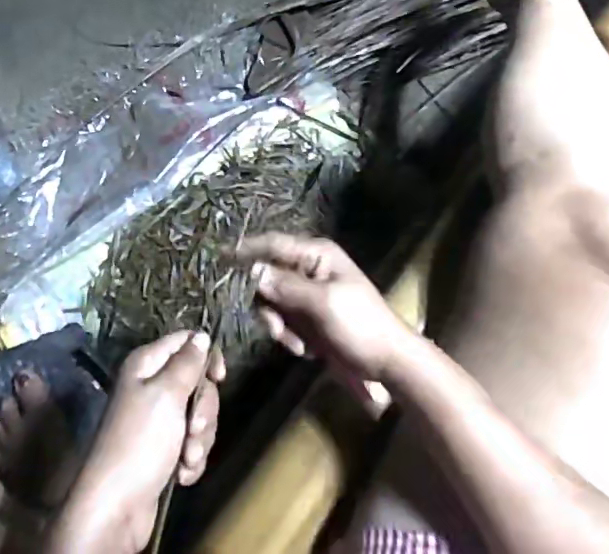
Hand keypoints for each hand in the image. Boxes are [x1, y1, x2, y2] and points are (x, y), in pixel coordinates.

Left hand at [46, 331, 225, 553]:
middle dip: (203, 410)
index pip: (185, 341)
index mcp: (147, 364)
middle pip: (197, 382)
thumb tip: (202, 336)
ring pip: (198, 416)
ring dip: (199, 440)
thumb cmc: (140, 441)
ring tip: (186, 458)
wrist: (116, 507)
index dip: (207, 355)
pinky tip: (182, 474)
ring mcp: (157, 420)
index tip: (219, 377)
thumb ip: (188, 363)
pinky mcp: (163, 450)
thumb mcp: (167, 395)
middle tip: (193, 429)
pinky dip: (192, 459)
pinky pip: (192, 444)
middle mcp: (151, 387)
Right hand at [235, 234, 417, 386]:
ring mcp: (308, 294)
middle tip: (276, 327)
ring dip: (279, 325)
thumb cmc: (360, 325)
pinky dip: (290, 336)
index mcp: (316, 255)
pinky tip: (308, 350)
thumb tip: (251, 271)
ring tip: (299, 344)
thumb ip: (285, 286)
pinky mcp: (309, 317)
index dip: (246, 250)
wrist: (389, 365)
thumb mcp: (323, 304)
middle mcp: (309, 269)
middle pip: (267, 276)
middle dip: (268, 305)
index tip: (219, 258)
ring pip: (272, 303)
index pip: (273, 244)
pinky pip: (283, 321)